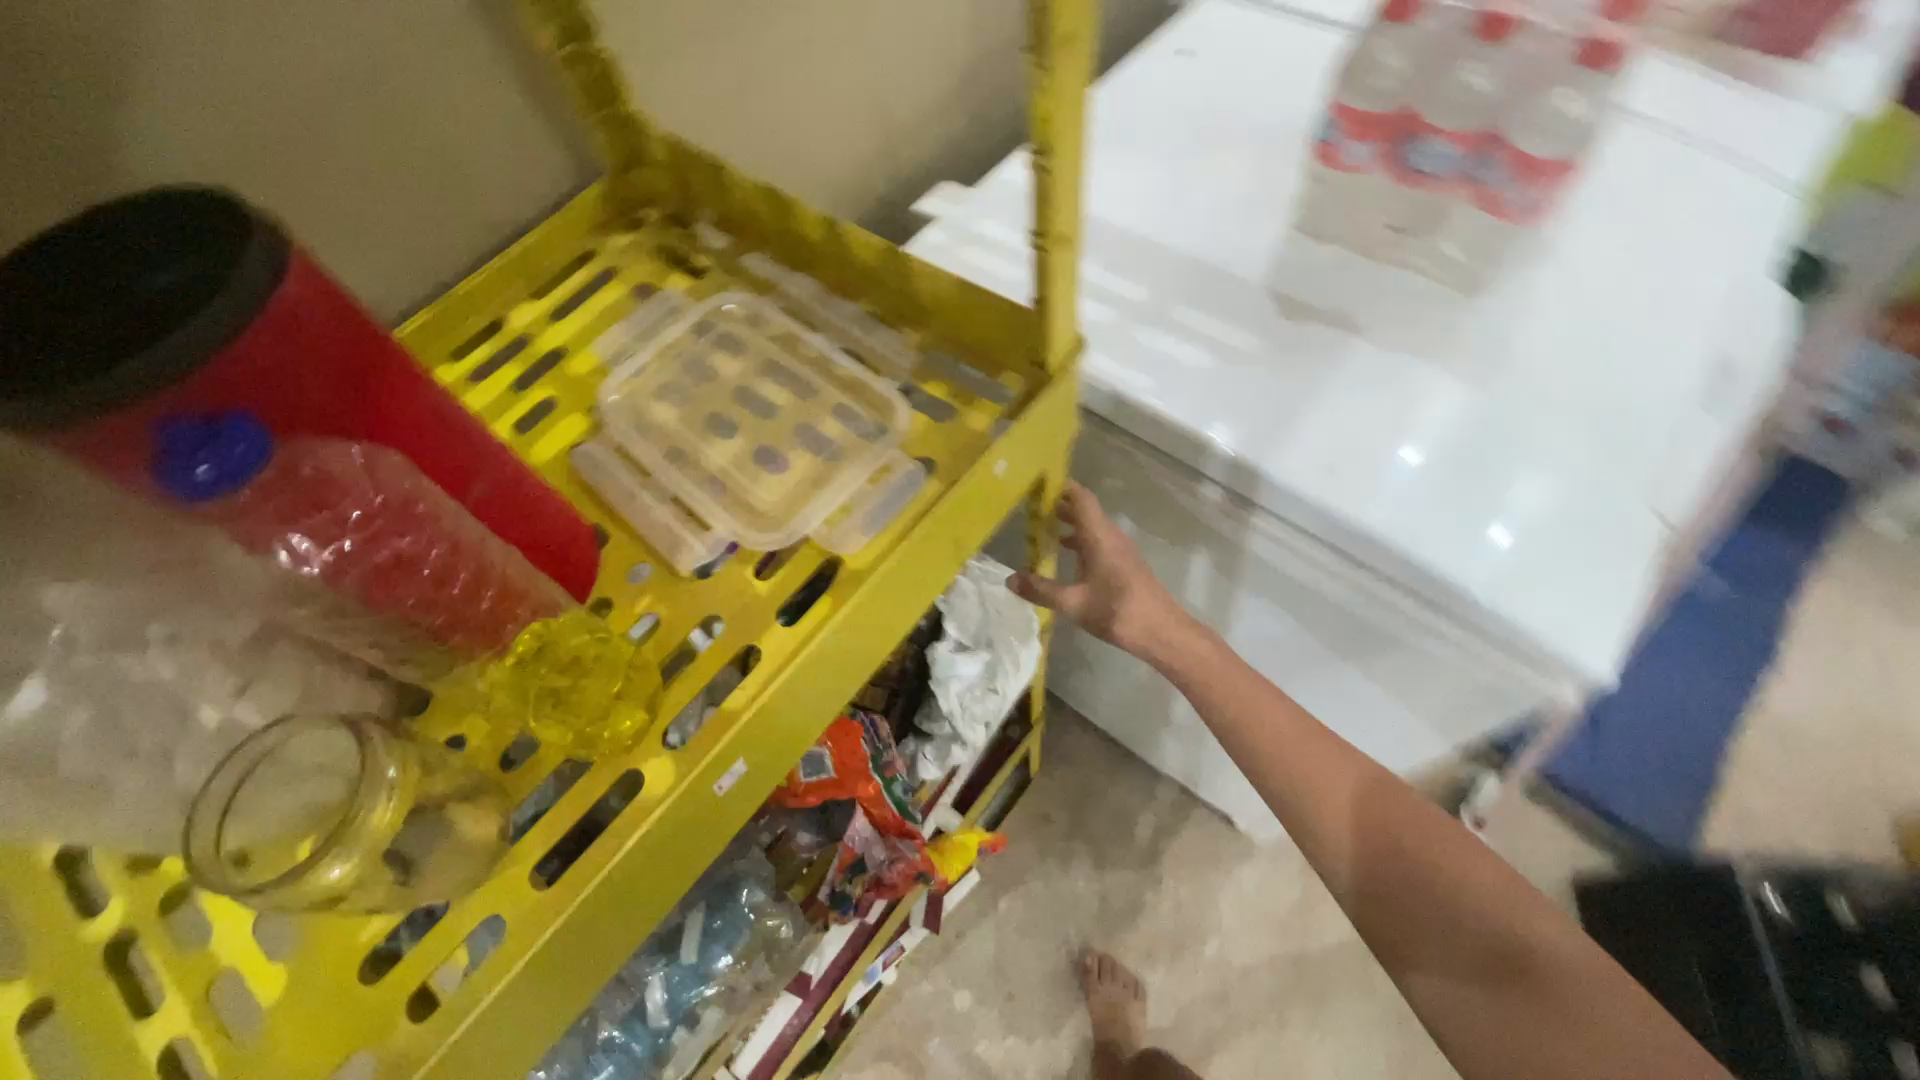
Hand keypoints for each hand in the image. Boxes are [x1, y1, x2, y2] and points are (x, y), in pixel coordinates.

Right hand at [1008, 482, 1192, 660]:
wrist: (1161, 632)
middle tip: (1032, 506)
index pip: (1081, 498)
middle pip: (1086, 511)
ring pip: (1092, 528)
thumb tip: (1009, 579)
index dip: (1062, 487)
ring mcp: (1121, 551)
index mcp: (1100, 536)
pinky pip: (1099, 543)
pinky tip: (1066, 557)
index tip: (1039, 482)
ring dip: (1070, 525)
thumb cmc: (1116, 611)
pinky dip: (1080, 542)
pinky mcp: (1125, 565)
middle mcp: (1111, 537)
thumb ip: (1041, 590)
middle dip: (1061, 505)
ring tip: (1043, 529)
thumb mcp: (1072, 603)